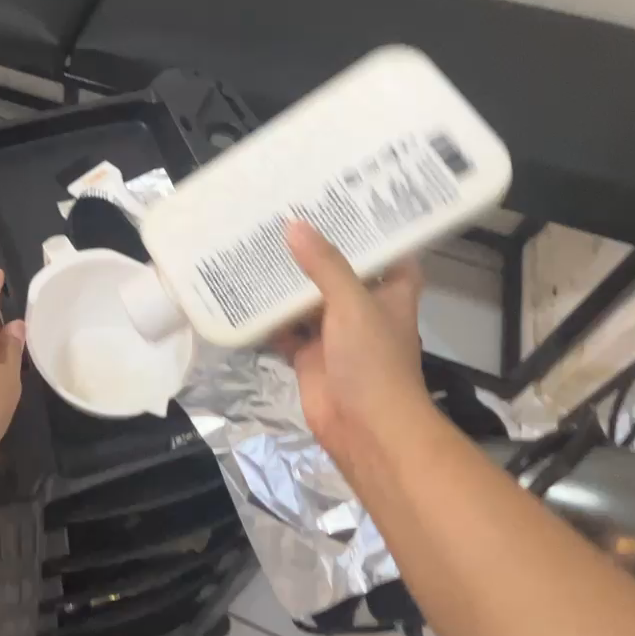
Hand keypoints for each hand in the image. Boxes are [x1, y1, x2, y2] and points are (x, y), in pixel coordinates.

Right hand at [272, 221, 430, 457]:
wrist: (365, 429)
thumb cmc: (373, 361)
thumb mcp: (353, 304)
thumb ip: (325, 265)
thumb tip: (294, 225)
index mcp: (389, 295)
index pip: (390, 257)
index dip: (375, 234)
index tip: (346, 205)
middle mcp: (363, 311)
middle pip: (340, 274)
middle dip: (317, 252)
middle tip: (286, 216)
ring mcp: (335, 335)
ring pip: (308, 301)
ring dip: (288, 283)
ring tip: (259, 245)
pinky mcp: (309, 356)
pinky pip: (285, 330)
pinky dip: (267, 318)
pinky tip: (244, 294)